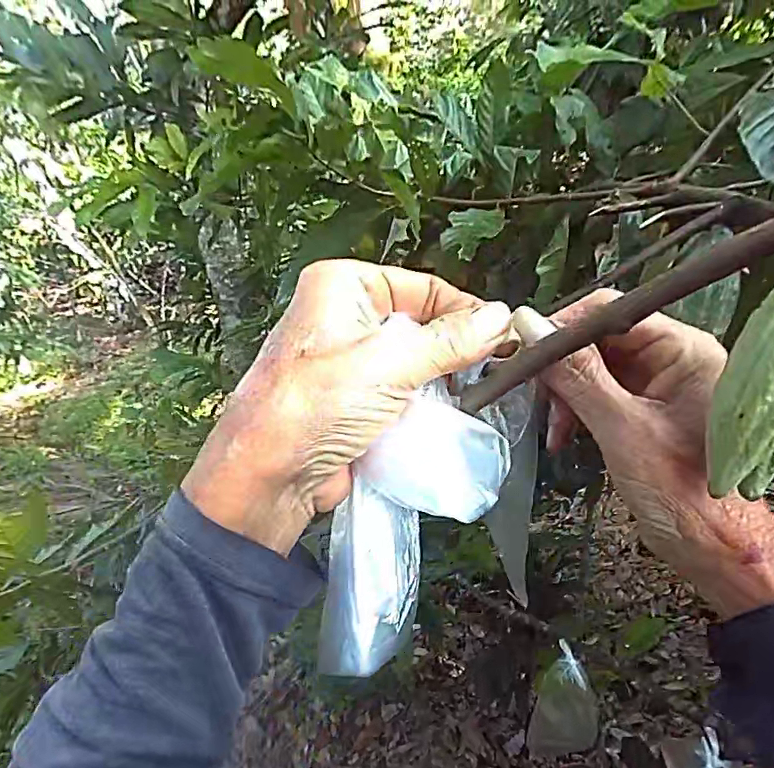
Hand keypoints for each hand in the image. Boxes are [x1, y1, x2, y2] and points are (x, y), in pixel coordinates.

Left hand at [183, 260, 514, 551]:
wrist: (273, 474)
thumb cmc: (310, 407)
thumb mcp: (390, 364)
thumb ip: (449, 342)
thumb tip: (498, 319)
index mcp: (343, 288)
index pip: (423, 287)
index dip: (465, 311)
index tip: (500, 335)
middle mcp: (346, 320)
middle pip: (422, 326)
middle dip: (454, 351)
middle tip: (489, 368)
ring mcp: (352, 365)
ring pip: (416, 365)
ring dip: (440, 383)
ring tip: (468, 396)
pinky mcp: (358, 403)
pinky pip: (404, 397)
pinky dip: (424, 407)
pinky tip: (441, 418)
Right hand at [540, 290, 773, 616]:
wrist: (716, 550)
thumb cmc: (682, 495)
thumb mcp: (622, 431)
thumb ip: (577, 377)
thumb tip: (530, 326)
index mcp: (685, 351)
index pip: (612, 313)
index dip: (562, 330)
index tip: (523, 356)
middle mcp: (678, 362)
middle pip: (602, 342)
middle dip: (564, 372)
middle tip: (537, 404)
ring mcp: (666, 391)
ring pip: (599, 373)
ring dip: (568, 398)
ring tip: (554, 435)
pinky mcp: (653, 417)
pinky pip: (607, 400)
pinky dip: (582, 416)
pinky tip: (566, 440)